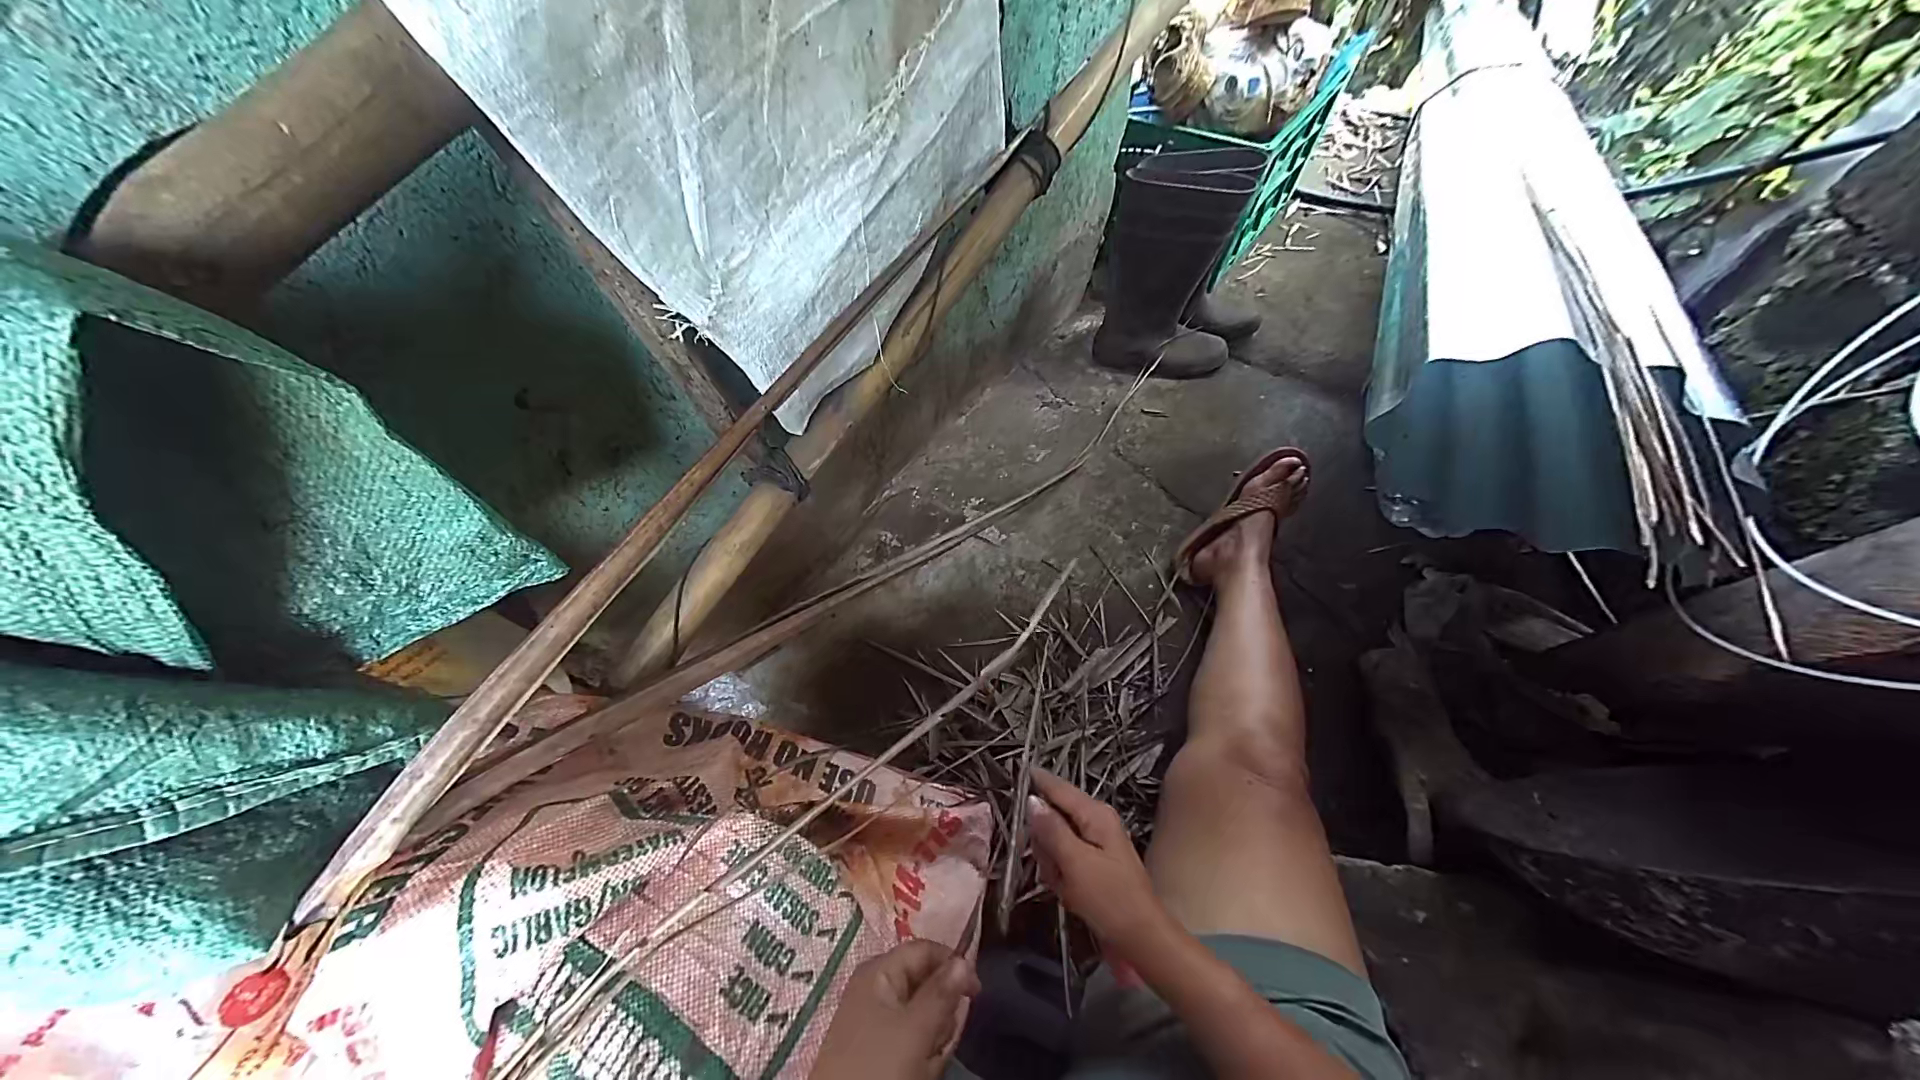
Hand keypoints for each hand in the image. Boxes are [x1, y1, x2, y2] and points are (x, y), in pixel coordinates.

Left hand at [809, 940, 978, 1079]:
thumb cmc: (878, 1068)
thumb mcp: (915, 1029)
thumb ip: (942, 992)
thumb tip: (964, 959)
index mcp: (879, 971)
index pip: (925, 950)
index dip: (953, 965)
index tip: (976, 993)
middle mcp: (876, 988)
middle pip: (925, 983)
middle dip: (940, 1012)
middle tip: (937, 1039)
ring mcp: (874, 1019)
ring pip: (922, 1015)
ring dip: (932, 1038)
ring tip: (924, 1063)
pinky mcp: (876, 1048)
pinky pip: (911, 1039)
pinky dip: (920, 1055)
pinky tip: (917, 1072)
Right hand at [1026, 769, 1166, 950]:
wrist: (1142, 941)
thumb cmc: (1111, 900)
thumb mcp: (1076, 863)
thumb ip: (1051, 830)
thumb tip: (1031, 800)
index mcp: (1095, 814)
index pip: (1057, 787)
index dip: (1034, 783)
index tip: (1011, 785)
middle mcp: (1095, 821)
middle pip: (1052, 815)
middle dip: (1043, 840)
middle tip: (1051, 865)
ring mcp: (1094, 843)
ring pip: (1054, 840)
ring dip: (1051, 862)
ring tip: (1062, 883)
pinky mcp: (1092, 864)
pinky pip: (1063, 859)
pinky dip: (1060, 875)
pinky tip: (1067, 891)